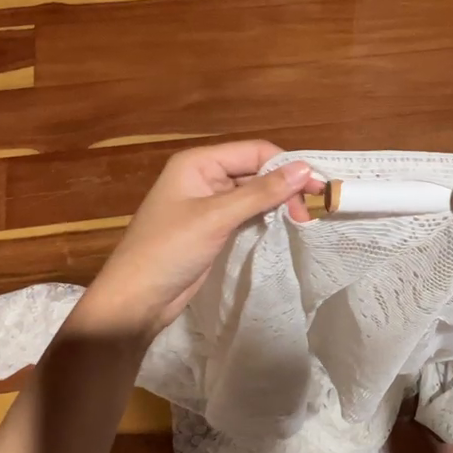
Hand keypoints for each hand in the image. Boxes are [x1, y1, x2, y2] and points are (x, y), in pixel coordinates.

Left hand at [69, 141, 321, 343]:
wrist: (135, 300)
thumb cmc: (169, 250)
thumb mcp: (217, 217)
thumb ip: (261, 192)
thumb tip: (305, 169)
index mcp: (198, 162)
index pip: (255, 151)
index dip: (287, 166)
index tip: (317, 189)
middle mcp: (204, 176)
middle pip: (256, 171)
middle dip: (285, 187)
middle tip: (310, 214)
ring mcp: (208, 204)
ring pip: (254, 194)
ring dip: (278, 204)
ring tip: (302, 223)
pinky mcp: (213, 228)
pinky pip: (247, 214)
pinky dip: (266, 219)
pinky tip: (284, 229)